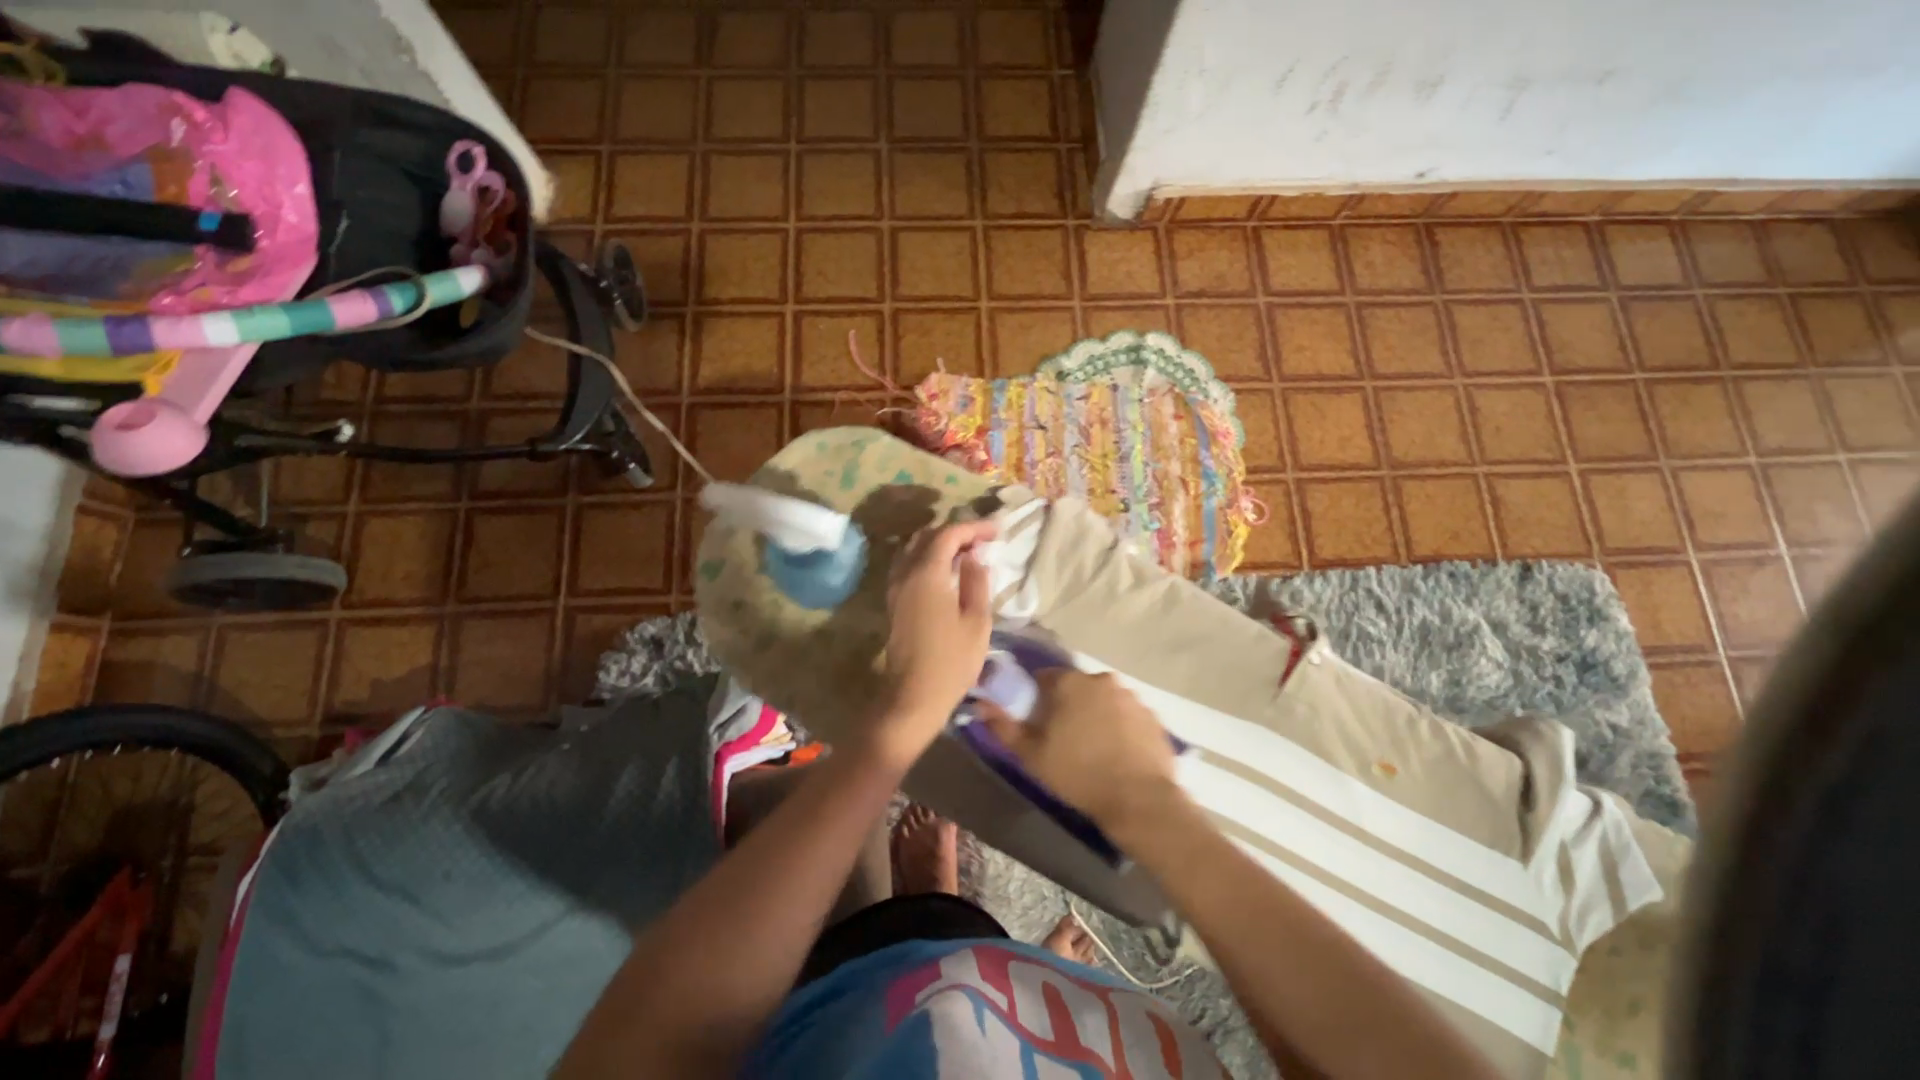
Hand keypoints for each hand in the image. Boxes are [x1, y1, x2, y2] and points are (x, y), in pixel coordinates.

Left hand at [870, 520, 999, 763]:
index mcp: (926, 574)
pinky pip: (908, 565)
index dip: (973, 527)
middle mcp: (905, 574)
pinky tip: (946, 571)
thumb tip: (974, 558)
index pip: (948, 534)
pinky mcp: (893, 602)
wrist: (913, 695)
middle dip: (956, 532)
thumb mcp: (977, 621)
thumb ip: (977, 582)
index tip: (996, 531)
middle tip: (983, 540)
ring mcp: (895, 588)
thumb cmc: (952, 661)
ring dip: (939, 544)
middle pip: (927, 536)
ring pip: (914, 549)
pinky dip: (927, 558)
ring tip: (967, 553)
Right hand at [981, 670, 1184, 832]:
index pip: (1045, 678)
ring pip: (1104, 700)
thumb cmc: (1078, 774)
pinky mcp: (1153, 717)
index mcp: (1071, 682)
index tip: (1038, 724)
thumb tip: (981, 705)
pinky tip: (1118, 754)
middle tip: (1063, 739)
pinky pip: (1128, 716)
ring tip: (1093, 750)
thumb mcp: (1031, 755)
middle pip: (1077, 687)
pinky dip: (1121, 728)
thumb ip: (1004, 727)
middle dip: (1069, 706)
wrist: (1139, 799)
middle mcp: (1103, 680)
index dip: (1038, 699)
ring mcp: (1133, 697)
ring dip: (1096, 715)